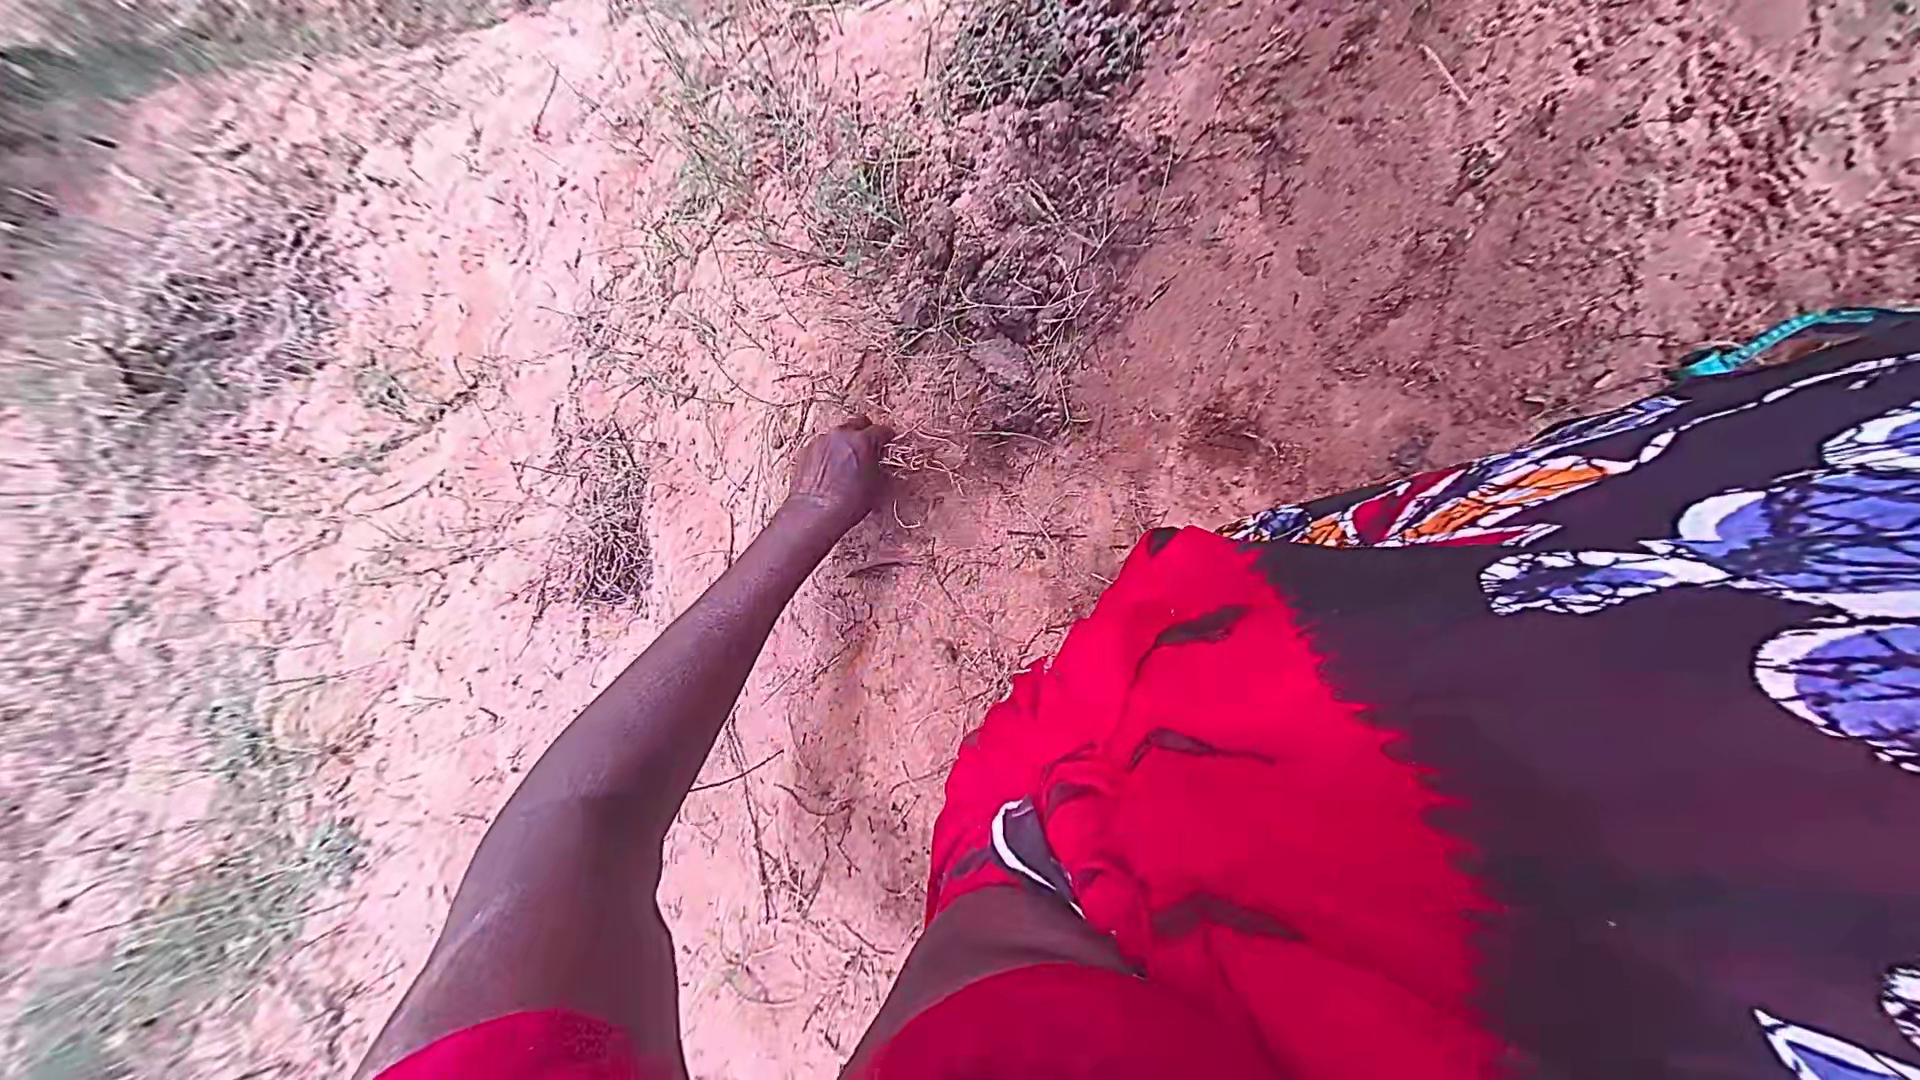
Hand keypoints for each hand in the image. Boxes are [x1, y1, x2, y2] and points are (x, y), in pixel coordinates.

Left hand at [783, 417, 894, 533]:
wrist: (815, 512)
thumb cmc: (848, 503)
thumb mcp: (878, 486)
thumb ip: (882, 468)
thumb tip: (883, 466)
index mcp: (864, 441)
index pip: (882, 430)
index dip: (887, 438)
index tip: (887, 445)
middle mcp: (842, 434)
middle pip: (859, 423)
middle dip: (866, 433)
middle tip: (868, 450)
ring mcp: (822, 440)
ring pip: (839, 433)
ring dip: (846, 443)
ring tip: (847, 462)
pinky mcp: (807, 449)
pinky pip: (823, 444)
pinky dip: (829, 452)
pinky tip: (831, 469)